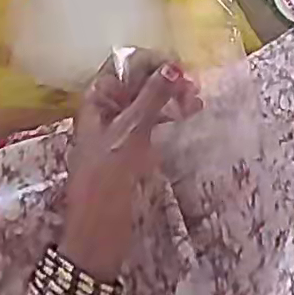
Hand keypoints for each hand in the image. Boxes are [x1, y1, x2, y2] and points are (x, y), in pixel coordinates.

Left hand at [60, 51, 201, 278]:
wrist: (97, 232)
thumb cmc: (107, 179)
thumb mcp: (131, 133)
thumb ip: (151, 98)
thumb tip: (173, 67)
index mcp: (97, 99)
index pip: (125, 63)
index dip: (153, 62)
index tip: (181, 70)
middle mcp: (108, 108)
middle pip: (139, 79)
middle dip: (167, 79)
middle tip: (193, 91)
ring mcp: (120, 127)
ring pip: (149, 98)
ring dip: (172, 96)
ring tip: (195, 103)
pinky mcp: (133, 145)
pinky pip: (153, 118)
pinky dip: (170, 113)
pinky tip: (188, 115)